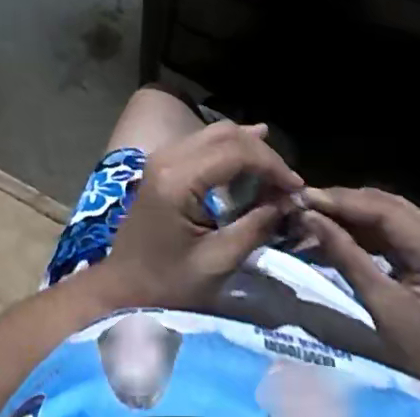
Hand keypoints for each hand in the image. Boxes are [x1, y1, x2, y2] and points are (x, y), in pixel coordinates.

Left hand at [88, 121, 303, 310]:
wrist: (122, 287)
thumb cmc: (168, 283)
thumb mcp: (217, 262)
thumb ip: (255, 226)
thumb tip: (289, 201)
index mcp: (178, 179)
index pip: (235, 151)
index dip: (271, 164)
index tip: (297, 188)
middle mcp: (168, 156)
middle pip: (225, 134)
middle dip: (263, 153)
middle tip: (289, 183)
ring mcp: (163, 155)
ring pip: (215, 133)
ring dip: (248, 148)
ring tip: (277, 173)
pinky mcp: (163, 162)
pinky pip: (203, 142)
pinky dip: (231, 149)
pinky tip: (252, 154)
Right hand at [299, 188, 419, 416]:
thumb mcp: (383, 307)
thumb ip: (346, 255)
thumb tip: (308, 215)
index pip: (383, 209)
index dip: (339, 200)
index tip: (301, 197)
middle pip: (385, 205)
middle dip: (341, 204)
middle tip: (300, 203)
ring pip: (386, 211)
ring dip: (349, 214)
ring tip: (311, 213)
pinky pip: (394, 227)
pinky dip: (363, 229)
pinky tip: (334, 229)